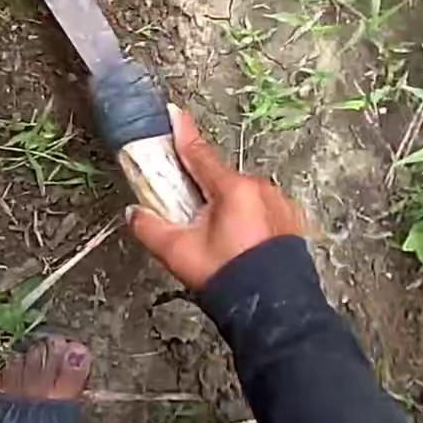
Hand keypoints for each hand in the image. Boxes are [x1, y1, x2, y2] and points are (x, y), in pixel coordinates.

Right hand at [127, 105, 305, 289]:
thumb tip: (134, 213)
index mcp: (232, 189)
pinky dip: (245, 217)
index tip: (174, 112)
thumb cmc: (228, 279)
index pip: (199, 154)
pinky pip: (259, 208)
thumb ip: (150, 228)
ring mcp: (278, 203)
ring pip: (240, 194)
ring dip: (224, 206)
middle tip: (189, 217)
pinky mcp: (289, 219)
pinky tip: (238, 243)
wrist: (273, 309)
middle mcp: (259, 188)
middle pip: (218, 178)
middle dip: (201, 190)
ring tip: (217, 239)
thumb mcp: (178, 253)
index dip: (183, 133)